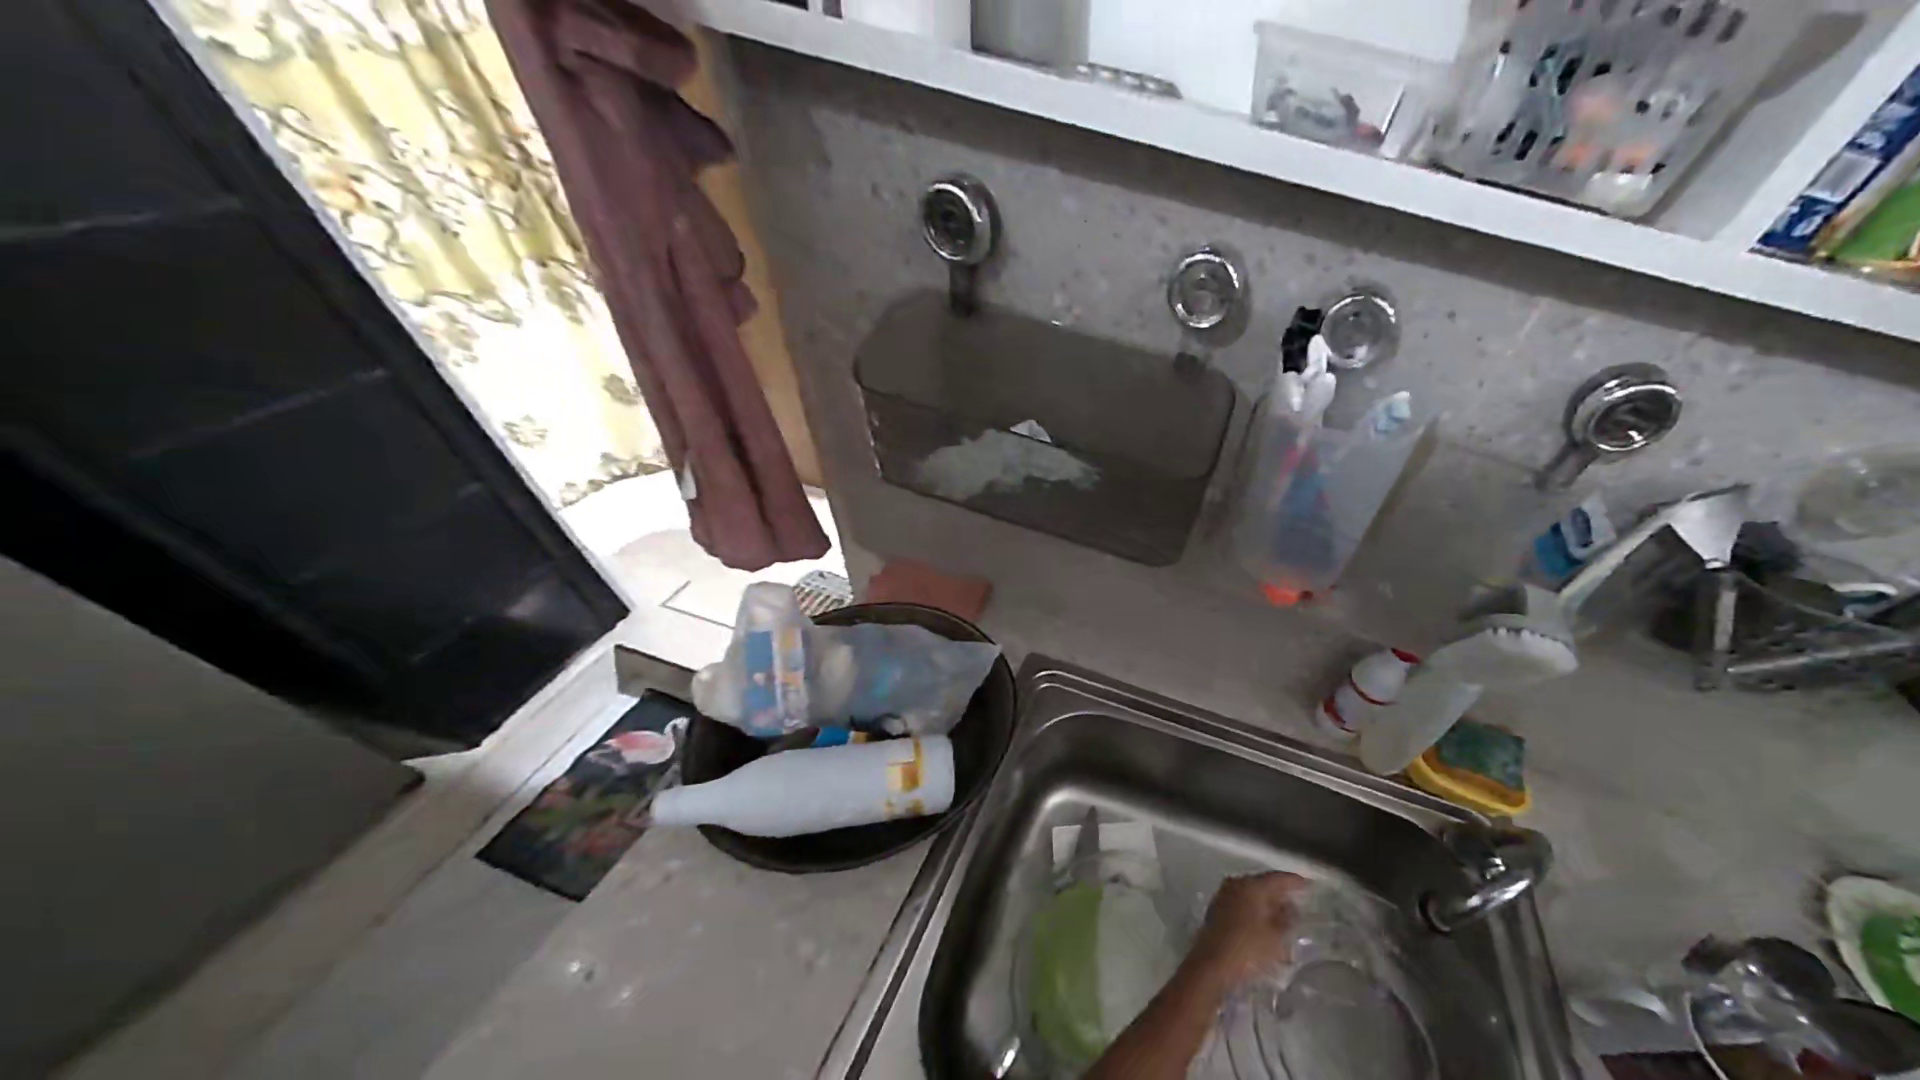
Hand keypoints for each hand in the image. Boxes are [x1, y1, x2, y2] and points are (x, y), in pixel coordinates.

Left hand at [1180, 872, 1307, 998]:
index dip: (1294, 880)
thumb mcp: (1276, 936)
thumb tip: (1291, 905)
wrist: (1213, 963)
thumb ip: (1287, 918)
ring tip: (1283, 912)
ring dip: (1266, 901)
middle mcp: (1234, 884)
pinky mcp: (1216, 909)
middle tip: (1297, 899)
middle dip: (1279, 891)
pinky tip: (1263, 921)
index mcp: (1250, 886)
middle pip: (1261, 883)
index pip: (1276, 878)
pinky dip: (1254, 909)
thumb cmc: (1248, 948)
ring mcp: (1223, 895)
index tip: (1308, 883)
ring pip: (1250, 893)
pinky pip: (1241, 902)